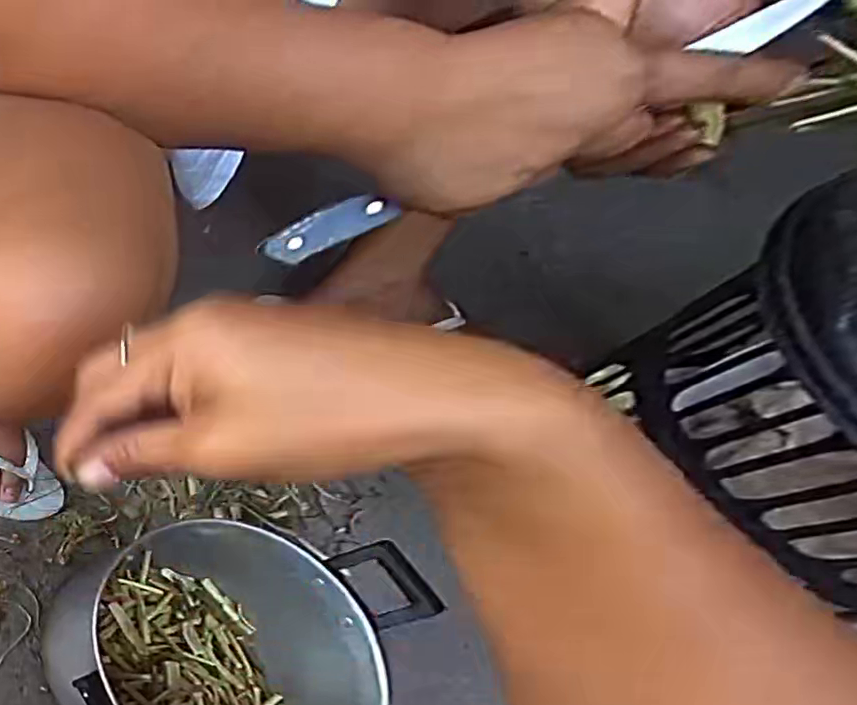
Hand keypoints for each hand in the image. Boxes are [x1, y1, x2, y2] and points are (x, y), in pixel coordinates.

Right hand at [52, 298, 592, 486]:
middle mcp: (192, 318)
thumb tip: (87, 469)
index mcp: (179, 340)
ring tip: (124, 454)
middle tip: (91, 465)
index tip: (65, 478)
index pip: (99, 392)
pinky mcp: (247, 332)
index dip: (75, 438)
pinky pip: (177, 363)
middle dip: (90, 417)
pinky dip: (157, 398)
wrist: (432, 393)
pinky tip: (166, 428)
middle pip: (111, 366)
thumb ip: (140, 454)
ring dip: (123, 408)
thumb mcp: (218, 449)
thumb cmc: (320, 423)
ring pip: (142, 365)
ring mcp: (222, 320)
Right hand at [367, 6, 798, 211]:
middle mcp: (580, 135)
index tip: (780, 84)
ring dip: (531, 148)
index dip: (746, 82)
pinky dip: (479, 175)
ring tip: (494, 127)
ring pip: (544, 165)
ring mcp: (526, 174)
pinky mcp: (475, 202)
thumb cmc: (479, 52)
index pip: (701, 80)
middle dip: (615, 130)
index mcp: (617, 82)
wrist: (407, 101)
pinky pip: (489, 190)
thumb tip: (640, 40)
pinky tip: (459, 152)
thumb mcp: (575, 16)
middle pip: (616, 140)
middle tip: (591, 118)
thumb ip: (613, 33)